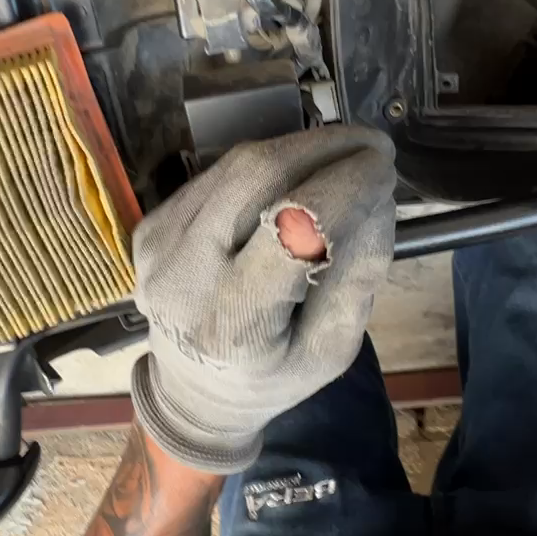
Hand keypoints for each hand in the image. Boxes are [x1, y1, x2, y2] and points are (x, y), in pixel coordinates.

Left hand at [130, 125, 396, 472]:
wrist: (194, 389)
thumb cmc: (272, 376)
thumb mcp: (332, 348)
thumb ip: (358, 274)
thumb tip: (376, 196)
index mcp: (233, 330)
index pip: (289, 236)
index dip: (343, 189)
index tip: (386, 167)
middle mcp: (181, 281)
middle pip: (255, 179)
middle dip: (324, 148)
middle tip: (374, 146)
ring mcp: (157, 248)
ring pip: (236, 165)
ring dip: (300, 147)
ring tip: (346, 151)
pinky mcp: (151, 225)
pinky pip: (219, 174)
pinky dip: (268, 163)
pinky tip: (298, 172)